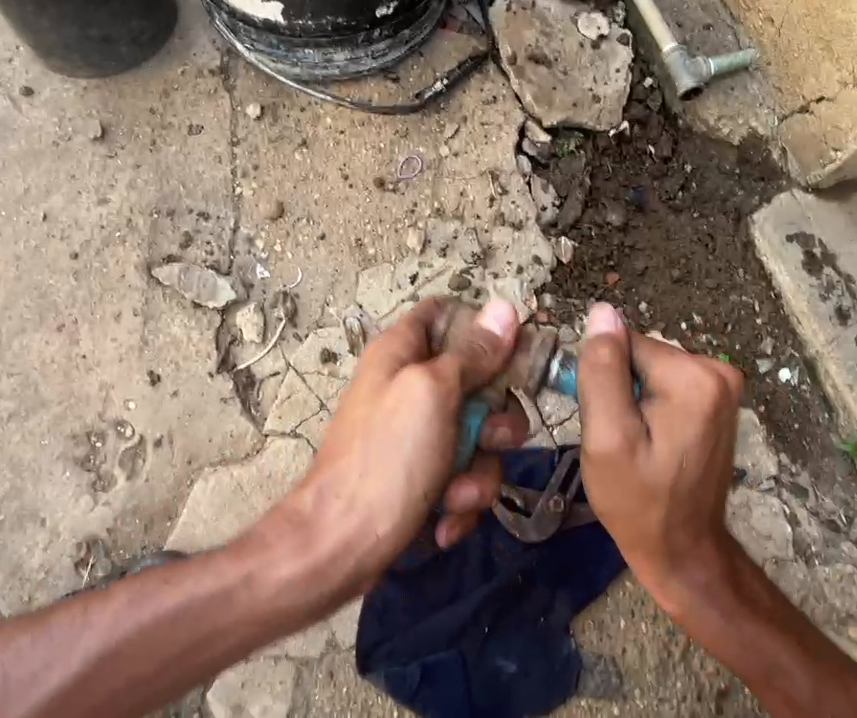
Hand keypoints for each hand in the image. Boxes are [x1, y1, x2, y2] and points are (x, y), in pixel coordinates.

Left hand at [268, 297, 530, 599]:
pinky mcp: (421, 479)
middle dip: (495, 420)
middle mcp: (409, 387)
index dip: (484, 328)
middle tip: (492, 440)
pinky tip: (443, 520)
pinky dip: (459, 501)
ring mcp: (415, 436)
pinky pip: (462, 477)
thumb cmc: (385, 459)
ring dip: (478, 473)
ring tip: (457, 496)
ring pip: (478, 438)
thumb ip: (471, 353)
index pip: (446, 313)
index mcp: (401, 352)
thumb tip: (504, 308)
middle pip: (478, 382)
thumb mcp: (432, 393)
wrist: (339, 548)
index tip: (516, 353)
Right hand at [576, 301, 745, 611]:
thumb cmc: (639, 501)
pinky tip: (650, 442)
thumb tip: (602, 312)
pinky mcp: (717, 401)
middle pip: (640, 356)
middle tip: (617, 438)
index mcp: (696, 376)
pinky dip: (649, 409)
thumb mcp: (607, 437)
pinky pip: (665, 385)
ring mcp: (723, 386)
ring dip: (632, 400)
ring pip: (649, 370)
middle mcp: (719, 370)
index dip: (603, 379)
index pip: (625, 345)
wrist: (682, 549)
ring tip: (634, 444)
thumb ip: (602, 371)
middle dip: (620, 390)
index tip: (603, 422)